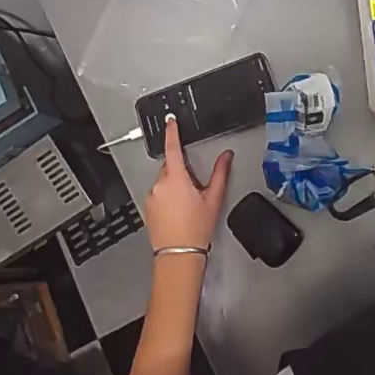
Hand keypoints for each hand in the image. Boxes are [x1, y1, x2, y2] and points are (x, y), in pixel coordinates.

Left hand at [146, 114, 233, 250]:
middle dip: (182, 172)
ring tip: (188, 206)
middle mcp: (160, 185)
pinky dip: (167, 198)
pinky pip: (158, 195)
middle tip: (195, 190)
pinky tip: (178, 212)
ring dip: (175, 187)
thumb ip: (220, 174)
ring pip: (164, 182)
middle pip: (170, 167)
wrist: (179, 253)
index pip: (172, 148)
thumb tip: (226, 157)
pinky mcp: (148, 207)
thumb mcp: (213, 199)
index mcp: (176, 179)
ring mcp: (151, 196)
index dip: (172, 132)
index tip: (170, 121)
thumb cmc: (195, 229)